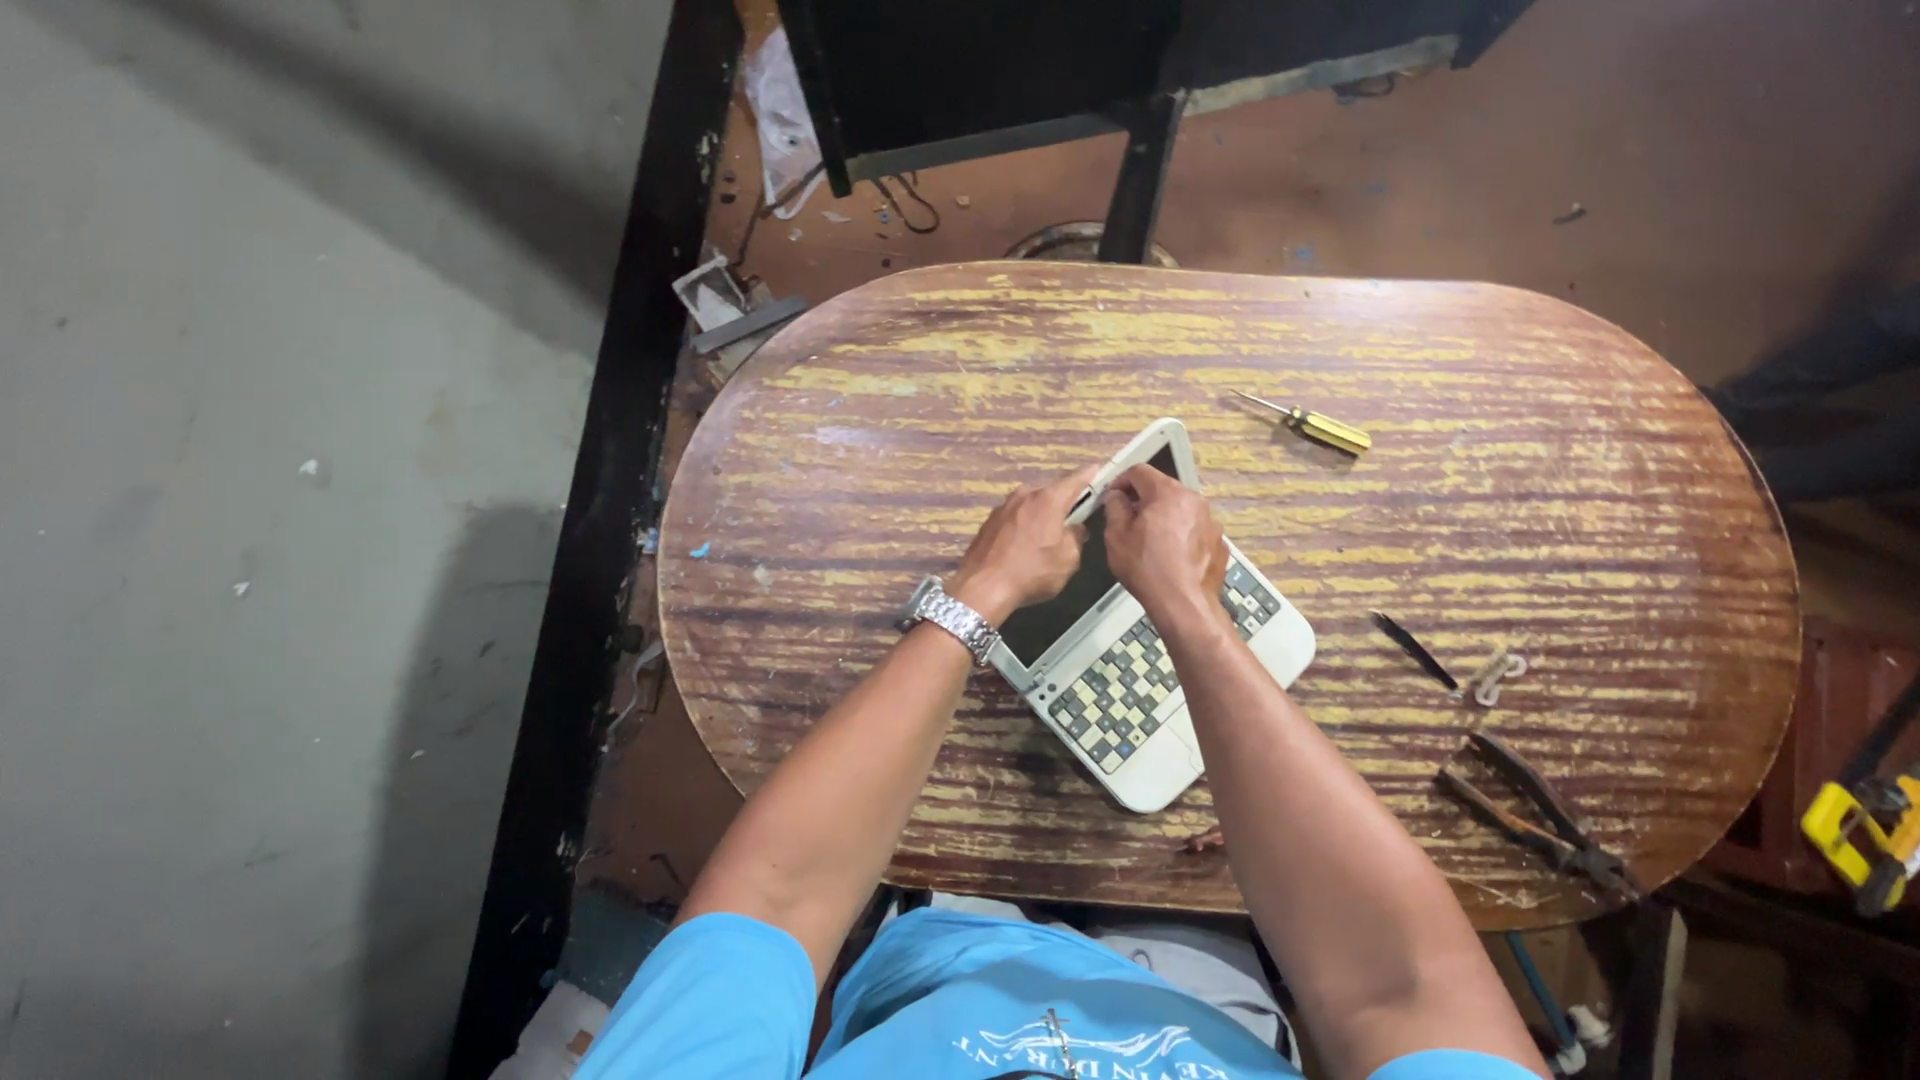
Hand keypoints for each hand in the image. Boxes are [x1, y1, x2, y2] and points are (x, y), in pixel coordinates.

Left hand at [949, 465, 1097, 623]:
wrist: (983, 587)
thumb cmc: (1032, 572)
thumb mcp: (1068, 559)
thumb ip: (1075, 538)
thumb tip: (1074, 529)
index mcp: (1048, 499)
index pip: (1075, 480)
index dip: (1089, 474)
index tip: (1097, 468)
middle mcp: (1024, 495)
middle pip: (1051, 491)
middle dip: (1063, 500)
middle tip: (1074, 513)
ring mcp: (1003, 507)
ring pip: (1031, 504)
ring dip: (1041, 513)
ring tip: (1048, 532)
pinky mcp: (989, 521)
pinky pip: (1015, 516)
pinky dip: (1024, 524)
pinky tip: (1025, 542)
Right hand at [1102, 464, 1229, 629]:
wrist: (1184, 603)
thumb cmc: (1146, 568)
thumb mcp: (1117, 536)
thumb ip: (1114, 507)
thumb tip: (1116, 496)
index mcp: (1168, 492)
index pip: (1140, 471)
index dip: (1120, 481)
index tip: (1111, 497)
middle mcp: (1194, 499)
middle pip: (1163, 488)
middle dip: (1143, 499)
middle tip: (1128, 519)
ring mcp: (1210, 520)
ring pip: (1180, 509)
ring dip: (1164, 516)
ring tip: (1150, 541)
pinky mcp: (1219, 541)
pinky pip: (1194, 528)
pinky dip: (1181, 534)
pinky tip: (1171, 555)